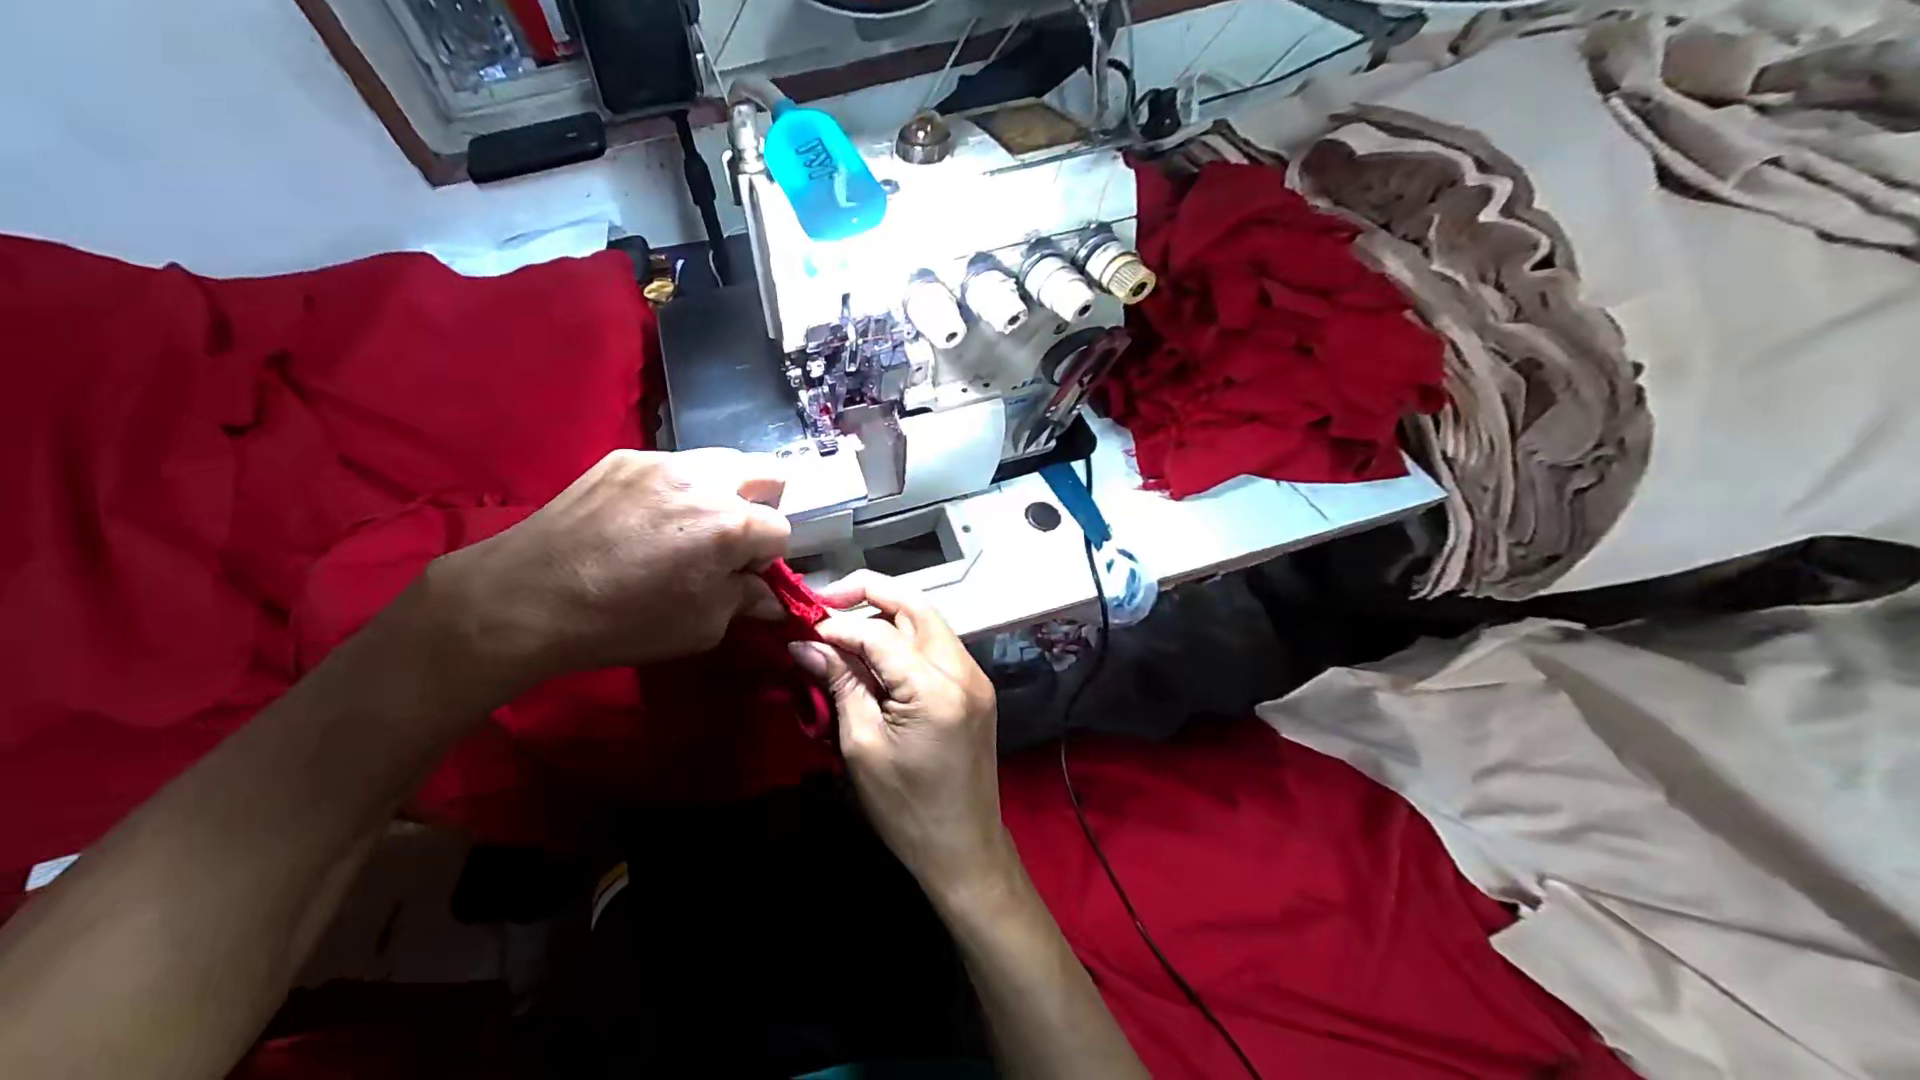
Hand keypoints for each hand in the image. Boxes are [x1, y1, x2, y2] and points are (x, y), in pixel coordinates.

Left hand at [428, 447, 790, 687]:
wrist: (525, 597)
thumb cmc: (623, 621)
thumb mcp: (702, 627)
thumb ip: (746, 601)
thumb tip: (769, 595)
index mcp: (731, 524)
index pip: (782, 529)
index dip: (769, 557)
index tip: (743, 575)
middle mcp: (705, 480)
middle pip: (766, 474)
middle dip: (761, 506)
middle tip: (730, 540)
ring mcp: (661, 462)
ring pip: (720, 462)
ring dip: (722, 492)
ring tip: (688, 526)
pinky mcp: (624, 458)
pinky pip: (673, 465)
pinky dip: (677, 488)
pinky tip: (646, 519)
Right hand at [787, 572, 1013, 897]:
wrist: (963, 847)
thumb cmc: (906, 809)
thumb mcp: (862, 745)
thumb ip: (840, 683)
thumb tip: (805, 644)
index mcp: (935, 689)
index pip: (881, 632)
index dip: (839, 625)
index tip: (805, 630)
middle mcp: (964, 671)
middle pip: (916, 606)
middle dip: (870, 594)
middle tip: (827, 602)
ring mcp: (975, 677)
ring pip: (929, 621)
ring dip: (888, 614)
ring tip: (845, 627)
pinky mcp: (975, 688)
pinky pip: (937, 645)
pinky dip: (905, 637)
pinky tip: (875, 651)